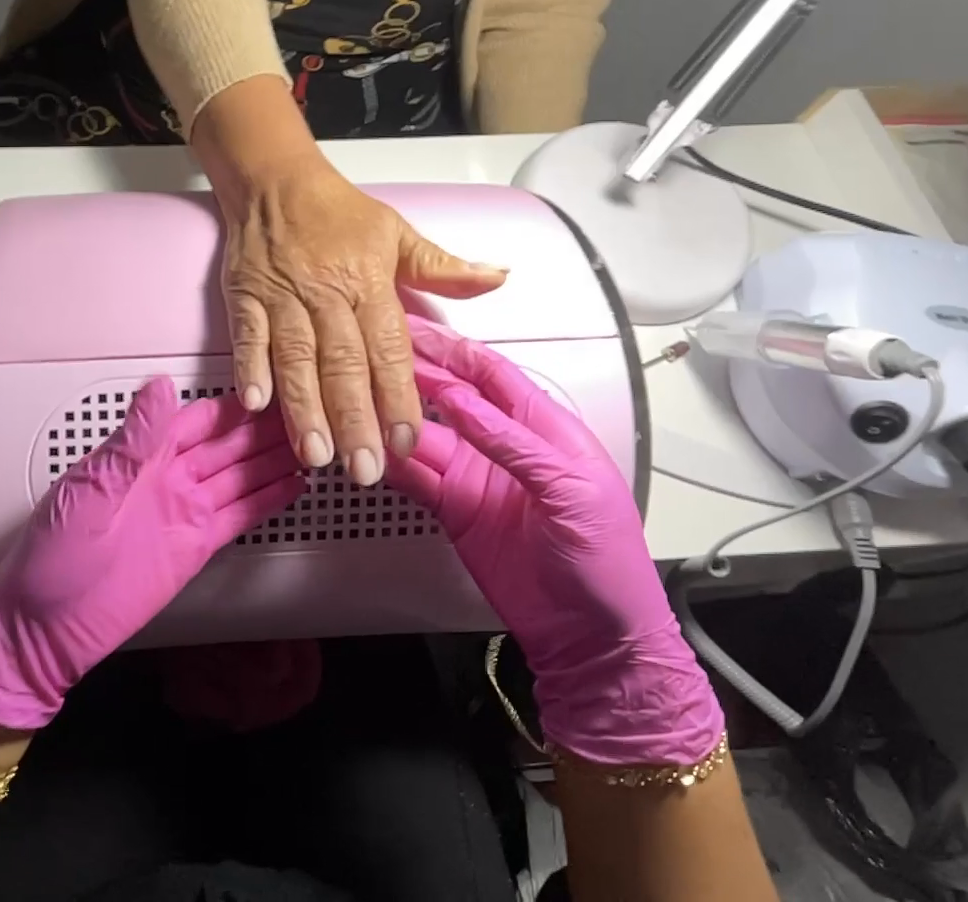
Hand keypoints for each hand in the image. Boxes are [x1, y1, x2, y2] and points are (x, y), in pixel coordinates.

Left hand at [0, 377, 304, 729]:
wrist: (47, 629)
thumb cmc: (52, 558)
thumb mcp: (89, 490)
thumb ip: (130, 442)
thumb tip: (158, 388)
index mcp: (136, 459)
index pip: (193, 420)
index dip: (230, 407)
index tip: (265, 390)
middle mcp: (165, 480)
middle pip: (224, 446)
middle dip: (262, 431)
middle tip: (304, 413)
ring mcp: (183, 513)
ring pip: (239, 477)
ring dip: (272, 460)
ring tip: (311, 443)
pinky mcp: (196, 547)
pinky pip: (238, 516)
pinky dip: (266, 500)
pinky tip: (291, 486)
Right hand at [215, 157, 506, 484]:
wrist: (275, 182)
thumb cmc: (338, 213)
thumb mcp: (397, 233)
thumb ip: (443, 268)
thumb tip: (498, 277)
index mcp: (369, 284)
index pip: (389, 349)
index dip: (399, 397)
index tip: (407, 440)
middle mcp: (327, 295)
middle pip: (343, 364)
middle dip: (355, 420)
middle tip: (364, 469)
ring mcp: (283, 298)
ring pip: (297, 358)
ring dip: (305, 408)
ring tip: (317, 454)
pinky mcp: (245, 298)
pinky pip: (248, 337)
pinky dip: (252, 368)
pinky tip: (257, 405)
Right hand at [384, 318, 722, 765]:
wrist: (591, 636)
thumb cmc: (608, 562)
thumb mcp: (570, 490)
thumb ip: (515, 443)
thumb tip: (465, 402)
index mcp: (544, 430)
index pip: (491, 374)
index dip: (453, 350)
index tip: (415, 332)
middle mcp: (504, 447)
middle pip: (449, 399)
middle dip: (412, 375)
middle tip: (371, 356)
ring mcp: (475, 477)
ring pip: (423, 436)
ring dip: (393, 419)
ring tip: (359, 403)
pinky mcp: (454, 510)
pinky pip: (414, 478)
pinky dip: (389, 463)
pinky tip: (367, 449)